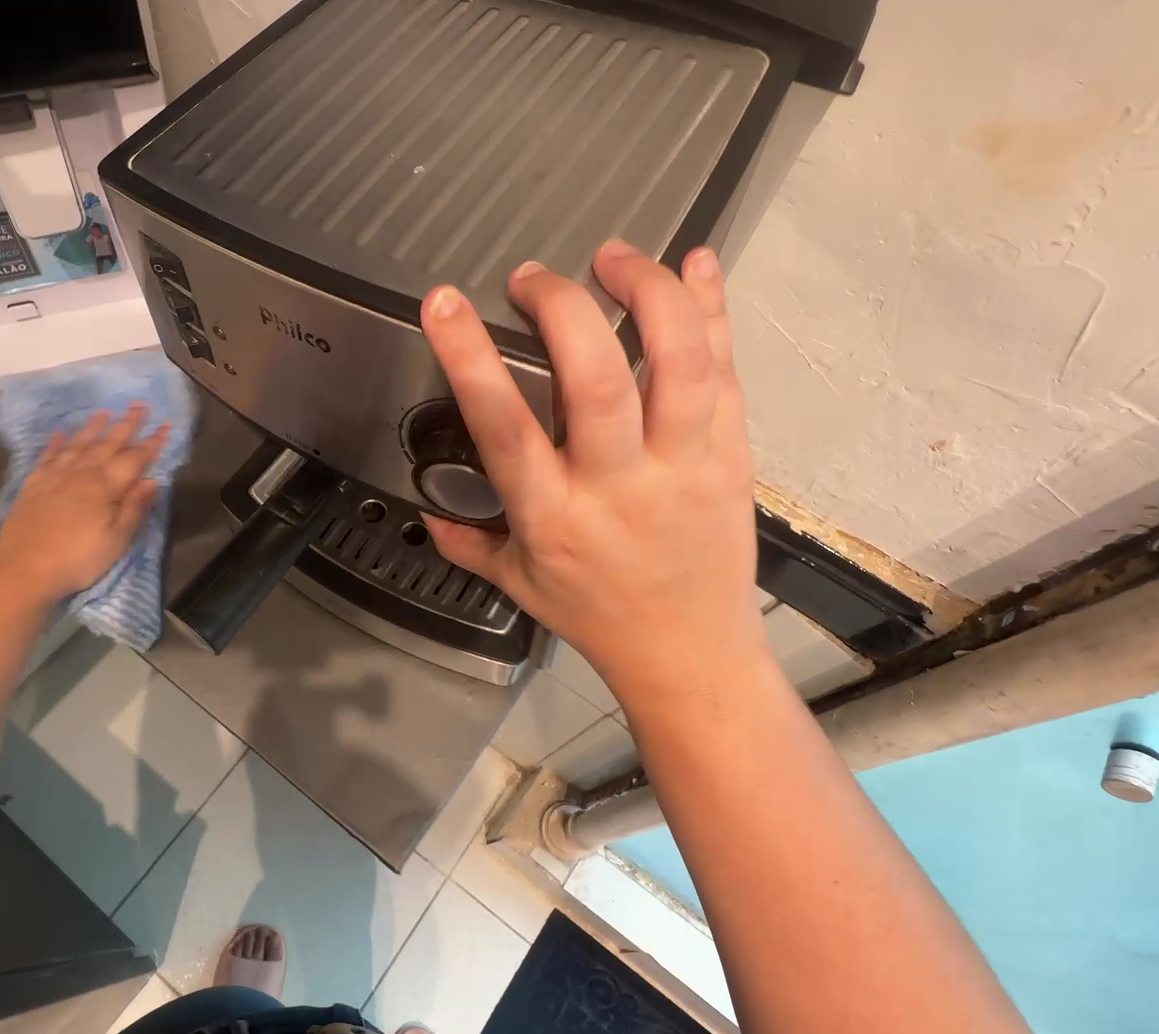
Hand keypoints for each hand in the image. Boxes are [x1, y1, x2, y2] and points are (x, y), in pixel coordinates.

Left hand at [0, 404, 167, 605]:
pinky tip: (59, 435)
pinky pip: (46, 457)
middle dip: (125, 424)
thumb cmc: (78, 559)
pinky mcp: (33, 486)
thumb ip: (134, 508)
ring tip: (103, 413)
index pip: (134, 459)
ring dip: (92, 427)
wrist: (25, 569)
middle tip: (138, 405)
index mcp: (104, 487)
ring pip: (77, 445)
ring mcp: (54, 477)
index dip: (151, 443)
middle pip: (107, 444)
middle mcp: (80, 474)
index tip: (164, 426)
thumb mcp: (116, 540)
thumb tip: (151, 481)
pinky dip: (54, 444)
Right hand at [417, 241, 766, 692]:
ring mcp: (684, 466)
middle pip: (595, 379)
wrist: (690, 652)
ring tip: (614, 256)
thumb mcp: (517, 584)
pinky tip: (697, 264)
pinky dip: (713, 308)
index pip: (504, 427)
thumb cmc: (595, 615)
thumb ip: (465, 543)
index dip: (470, 358)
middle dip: (562, 307)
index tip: (443, 304)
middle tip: (534, 278)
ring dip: (647, 291)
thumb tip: (425, 508)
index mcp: (552, 516)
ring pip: (678, 362)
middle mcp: (618, 486)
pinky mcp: (733, 456)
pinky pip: (727, 371)